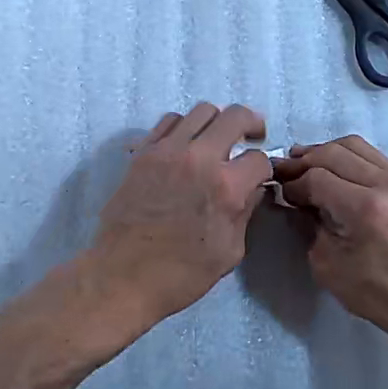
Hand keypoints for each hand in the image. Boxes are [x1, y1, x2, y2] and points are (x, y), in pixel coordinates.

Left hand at [89, 103, 273, 323]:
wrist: (122, 278)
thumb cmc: (181, 274)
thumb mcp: (230, 251)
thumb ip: (246, 212)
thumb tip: (253, 188)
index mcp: (226, 187)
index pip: (259, 158)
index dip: (265, 167)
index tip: (259, 176)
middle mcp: (199, 158)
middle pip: (236, 116)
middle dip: (252, 124)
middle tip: (253, 137)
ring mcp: (168, 151)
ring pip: (203, 111)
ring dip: (218, 122)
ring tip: (218, 138)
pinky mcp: (144, 152)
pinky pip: (170, 121)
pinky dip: (185, 126)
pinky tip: (186, 145)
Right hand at [275, 136, 387, 344]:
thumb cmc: (378, 294)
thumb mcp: (328, 266)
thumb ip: (308, 226)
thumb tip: (293, 201)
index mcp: (364, 207)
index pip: (317, 177)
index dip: (293, 183)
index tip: (279, 191)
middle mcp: (385, 183)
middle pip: (334, 152)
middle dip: (304, 160)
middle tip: (284, 170)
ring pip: (355, 146)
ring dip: (327, 151)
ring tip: (306, 162)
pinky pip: (374, 156)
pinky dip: (350, 157)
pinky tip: (336, 170)